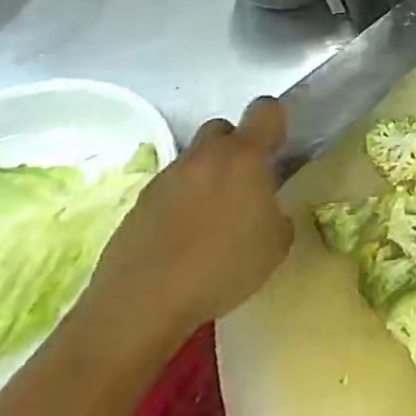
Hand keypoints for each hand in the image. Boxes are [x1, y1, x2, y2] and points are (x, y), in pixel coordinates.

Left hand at [83, 97, 294, 340]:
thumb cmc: (221, 268)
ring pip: (194, 160)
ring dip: (206, 177)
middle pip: (222, 129)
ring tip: (212, 219)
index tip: (276, 150)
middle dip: (235, 147)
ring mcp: (166, 179)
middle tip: (243, 183)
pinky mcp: (138, 205)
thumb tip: (266, 209)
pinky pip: (169, 190)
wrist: (140, 306)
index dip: (275, 123)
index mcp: (244, 156)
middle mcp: (204, 156)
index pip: (265, 110)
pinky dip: (180, 203)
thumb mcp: (275, 244)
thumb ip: (277, 212)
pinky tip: (183, 240)